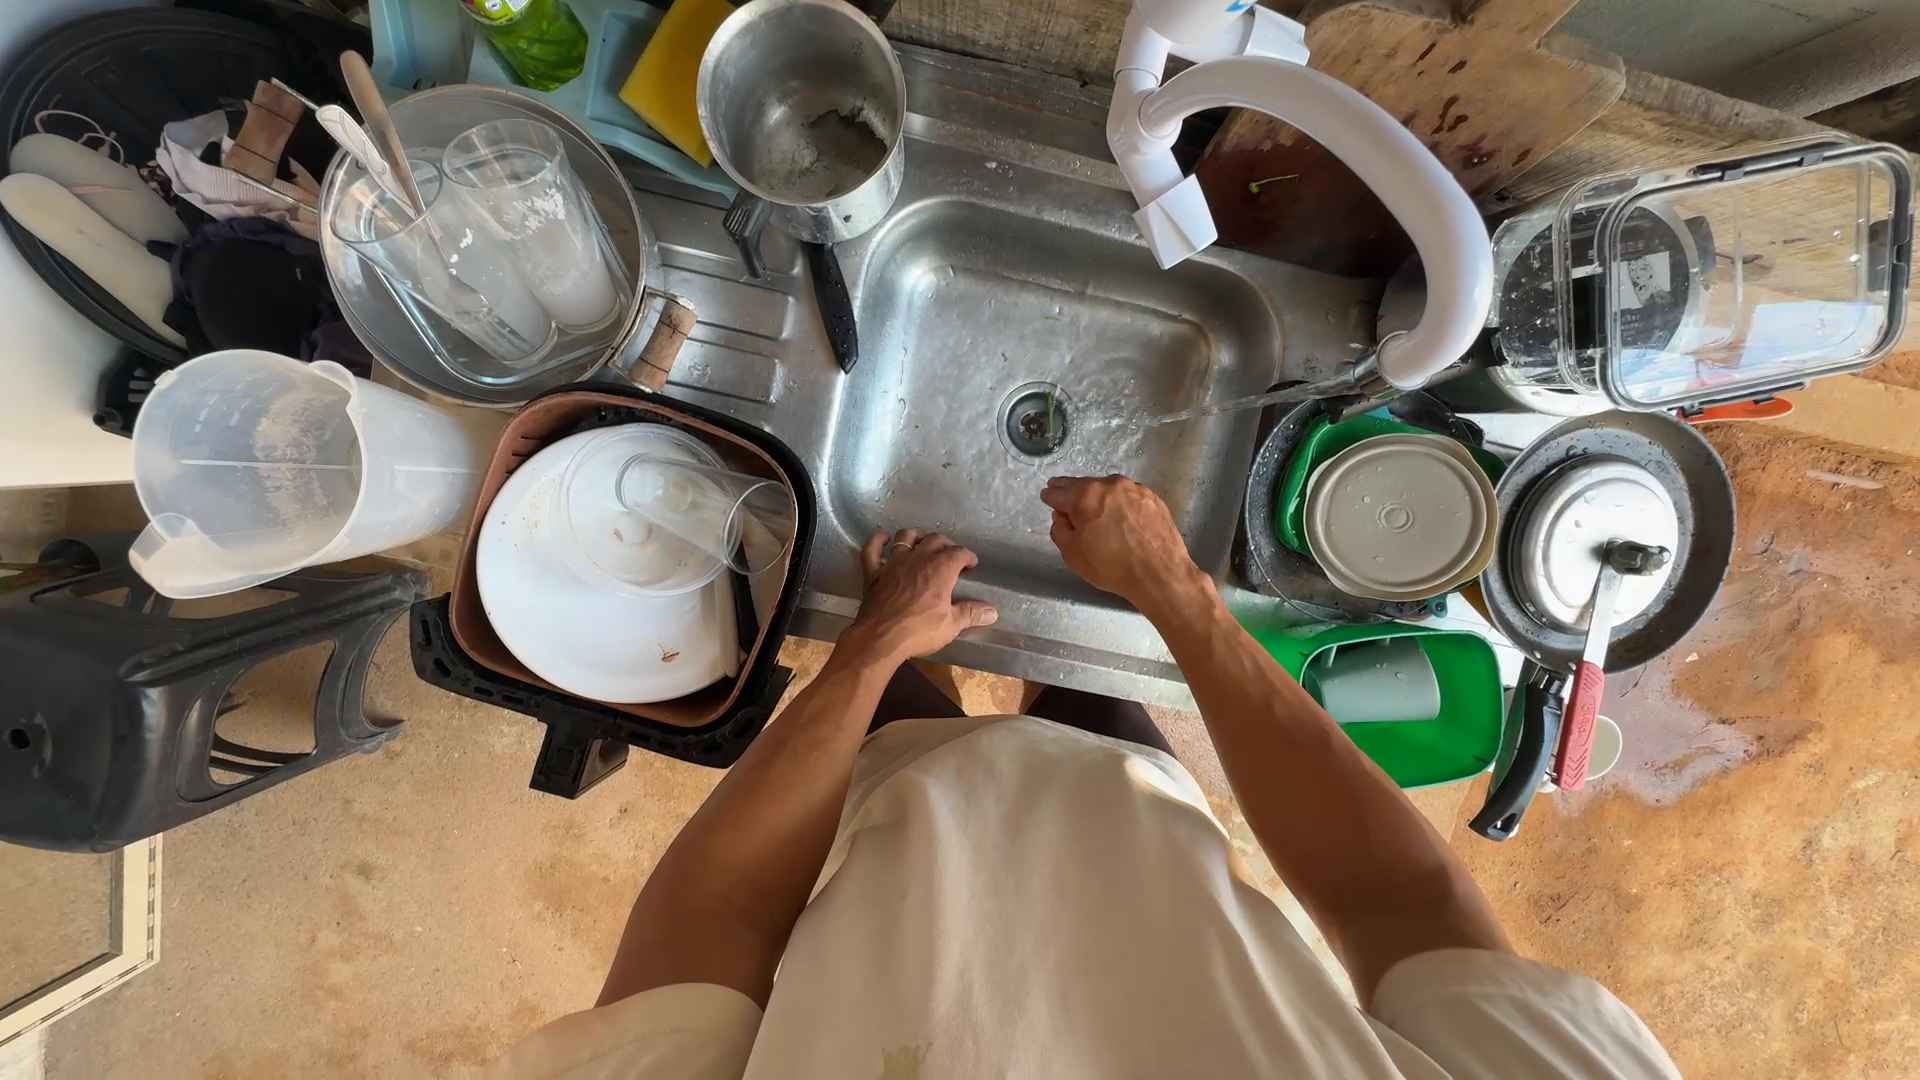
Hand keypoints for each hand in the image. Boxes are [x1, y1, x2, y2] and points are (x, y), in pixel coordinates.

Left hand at [840, 529, 997, 665]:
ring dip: (916, 535)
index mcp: (940, 569)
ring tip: (922, 540)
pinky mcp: (873, 572)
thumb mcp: (951, 625)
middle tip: (950, 554)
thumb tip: (992, 612)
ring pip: (906, 537)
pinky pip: (872, 549)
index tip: (971, 564)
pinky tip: (883, 537)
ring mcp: (893, 563)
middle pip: (934, 540)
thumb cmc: (919, 631)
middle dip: (946, 544)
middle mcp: (918, 559)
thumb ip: (971, 614)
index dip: (968, 556)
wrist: (880, 638)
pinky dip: (877, 540)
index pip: (959, 553)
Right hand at [1041, 475, 1206, 615]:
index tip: (1046, 496)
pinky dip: (1118, 502)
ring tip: (1092, 508)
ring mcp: (1133, 489)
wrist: (1159, 573)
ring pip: (1106, 489)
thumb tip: (1061, 517)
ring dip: (1096, 496)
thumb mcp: (1072, 554)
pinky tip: (1118, 515)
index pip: (1059, 493)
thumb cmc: (1111, 566)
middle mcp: (1109, 485)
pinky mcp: (1152, 498)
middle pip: (1083, 485)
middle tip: (1060, 491)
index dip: (1050, 496)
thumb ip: (1059, 530)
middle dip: (1070, 490)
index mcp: (1085, 496)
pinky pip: (1127, 497)